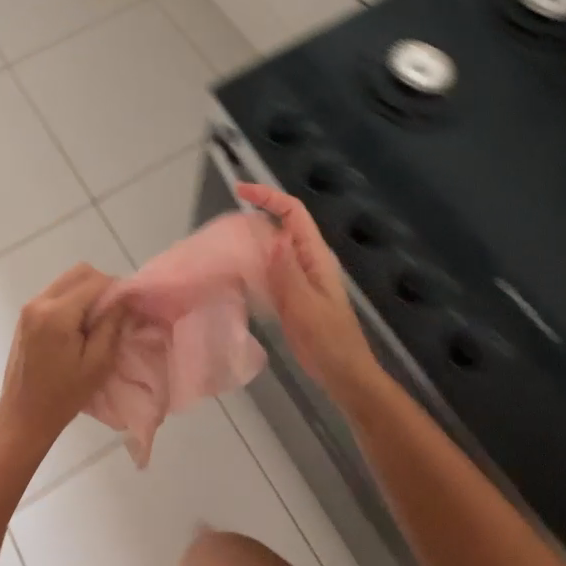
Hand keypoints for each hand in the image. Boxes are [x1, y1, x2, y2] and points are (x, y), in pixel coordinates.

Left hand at [0, 264, 129, 450]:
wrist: (22, 416)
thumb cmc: (63, 396)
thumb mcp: (97, 363)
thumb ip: (112, 324)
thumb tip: (125, 297)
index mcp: (57, 314)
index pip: (95, 282)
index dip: (117, 289)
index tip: (129, 306)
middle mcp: (40, 302)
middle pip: (79, 272)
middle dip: (102, 285)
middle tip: (114, 312)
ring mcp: (30, 306)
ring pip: (67, 280)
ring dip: (86, 292)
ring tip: (97, 321)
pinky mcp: (25, 315)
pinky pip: (55, 293)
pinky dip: (72, 299)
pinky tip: (79, 326)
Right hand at [241, 183, 382, 399]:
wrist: (343, 374)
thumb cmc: (329, 340)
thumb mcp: (307, 306)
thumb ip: (289, 272)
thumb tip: (272, 236)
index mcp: (315, 256)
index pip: (293, 212)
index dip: (269, 197)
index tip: (240, 191)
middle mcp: (307, 260)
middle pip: (281, 225)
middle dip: (254, 217)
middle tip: (223, 226)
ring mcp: (299, 278)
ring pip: (272, 248)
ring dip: (250, 242)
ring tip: (222, 245)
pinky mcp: (291, 295)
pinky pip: (269, 270)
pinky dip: (252, 265)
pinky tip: (234, 273)